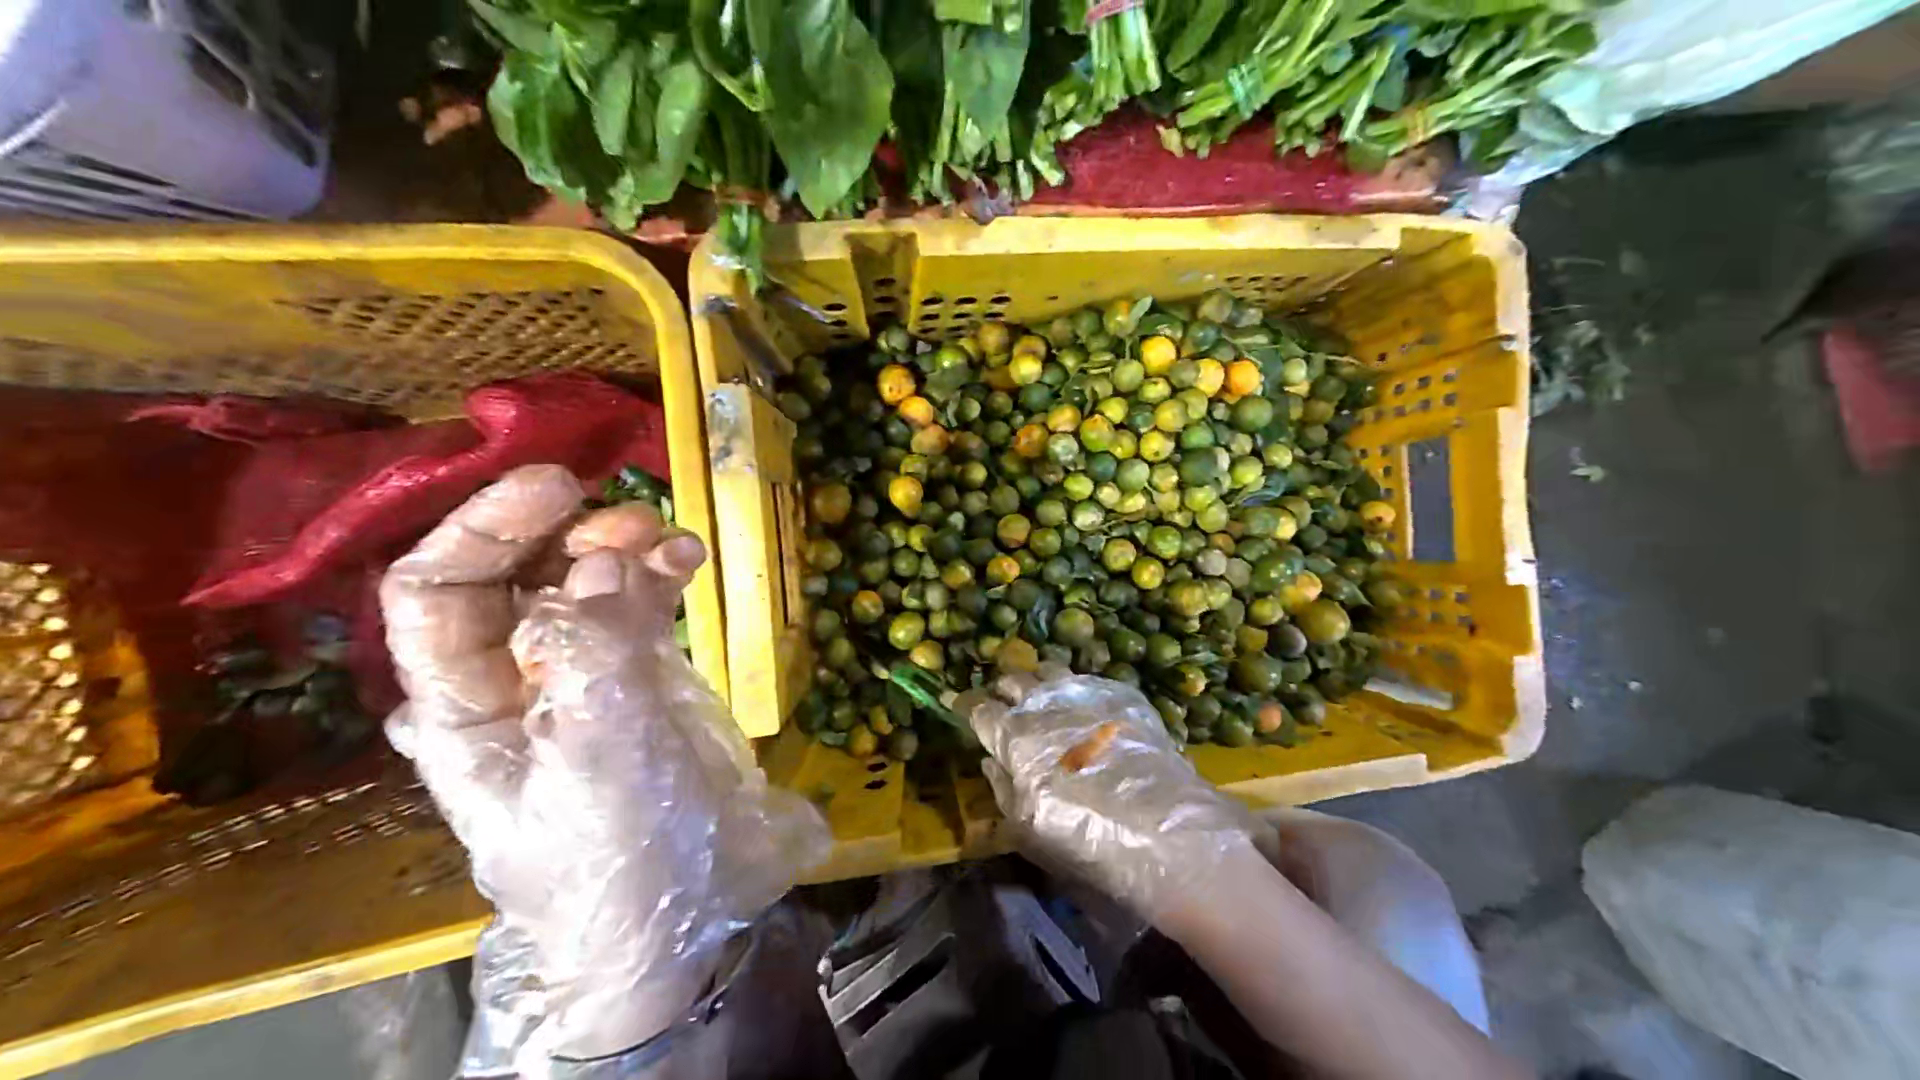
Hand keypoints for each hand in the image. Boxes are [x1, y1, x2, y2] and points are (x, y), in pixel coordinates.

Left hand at [381, 466, 825, 1074]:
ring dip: (625, 551)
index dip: (485, 529)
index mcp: (463, 706)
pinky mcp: (642, 676)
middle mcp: (512, 679)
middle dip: (567, 536)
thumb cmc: (619, 852)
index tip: (554, 485)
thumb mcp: (601, 760)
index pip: (438, 594)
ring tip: (673, 541)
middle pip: (519, 578)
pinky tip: (691, 560)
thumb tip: (602, 558)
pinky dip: (663, 577)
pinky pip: (642, 608)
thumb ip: (596, 657)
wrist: (686, 912)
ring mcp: (583, 675)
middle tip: (632, 517)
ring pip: (587, 585)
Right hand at [965, 664, 1266, 920]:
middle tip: (1002, 700)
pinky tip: (1084, 708)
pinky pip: (1089, 680)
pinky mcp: (1122, 695)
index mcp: (1015, 735)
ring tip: (1042, 695)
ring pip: (1051, 669)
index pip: (979, 709)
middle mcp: (1046, 703)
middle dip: (1002, 687)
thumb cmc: (1084, 838)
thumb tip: (992, 760)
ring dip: (1040, 680)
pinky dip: (1077, 689)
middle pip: (1014, 680)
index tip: (957, 704)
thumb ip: (1002, 788)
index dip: (965, 705)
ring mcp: (1086, 693)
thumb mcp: (1027, 828)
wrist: (1164, 830)